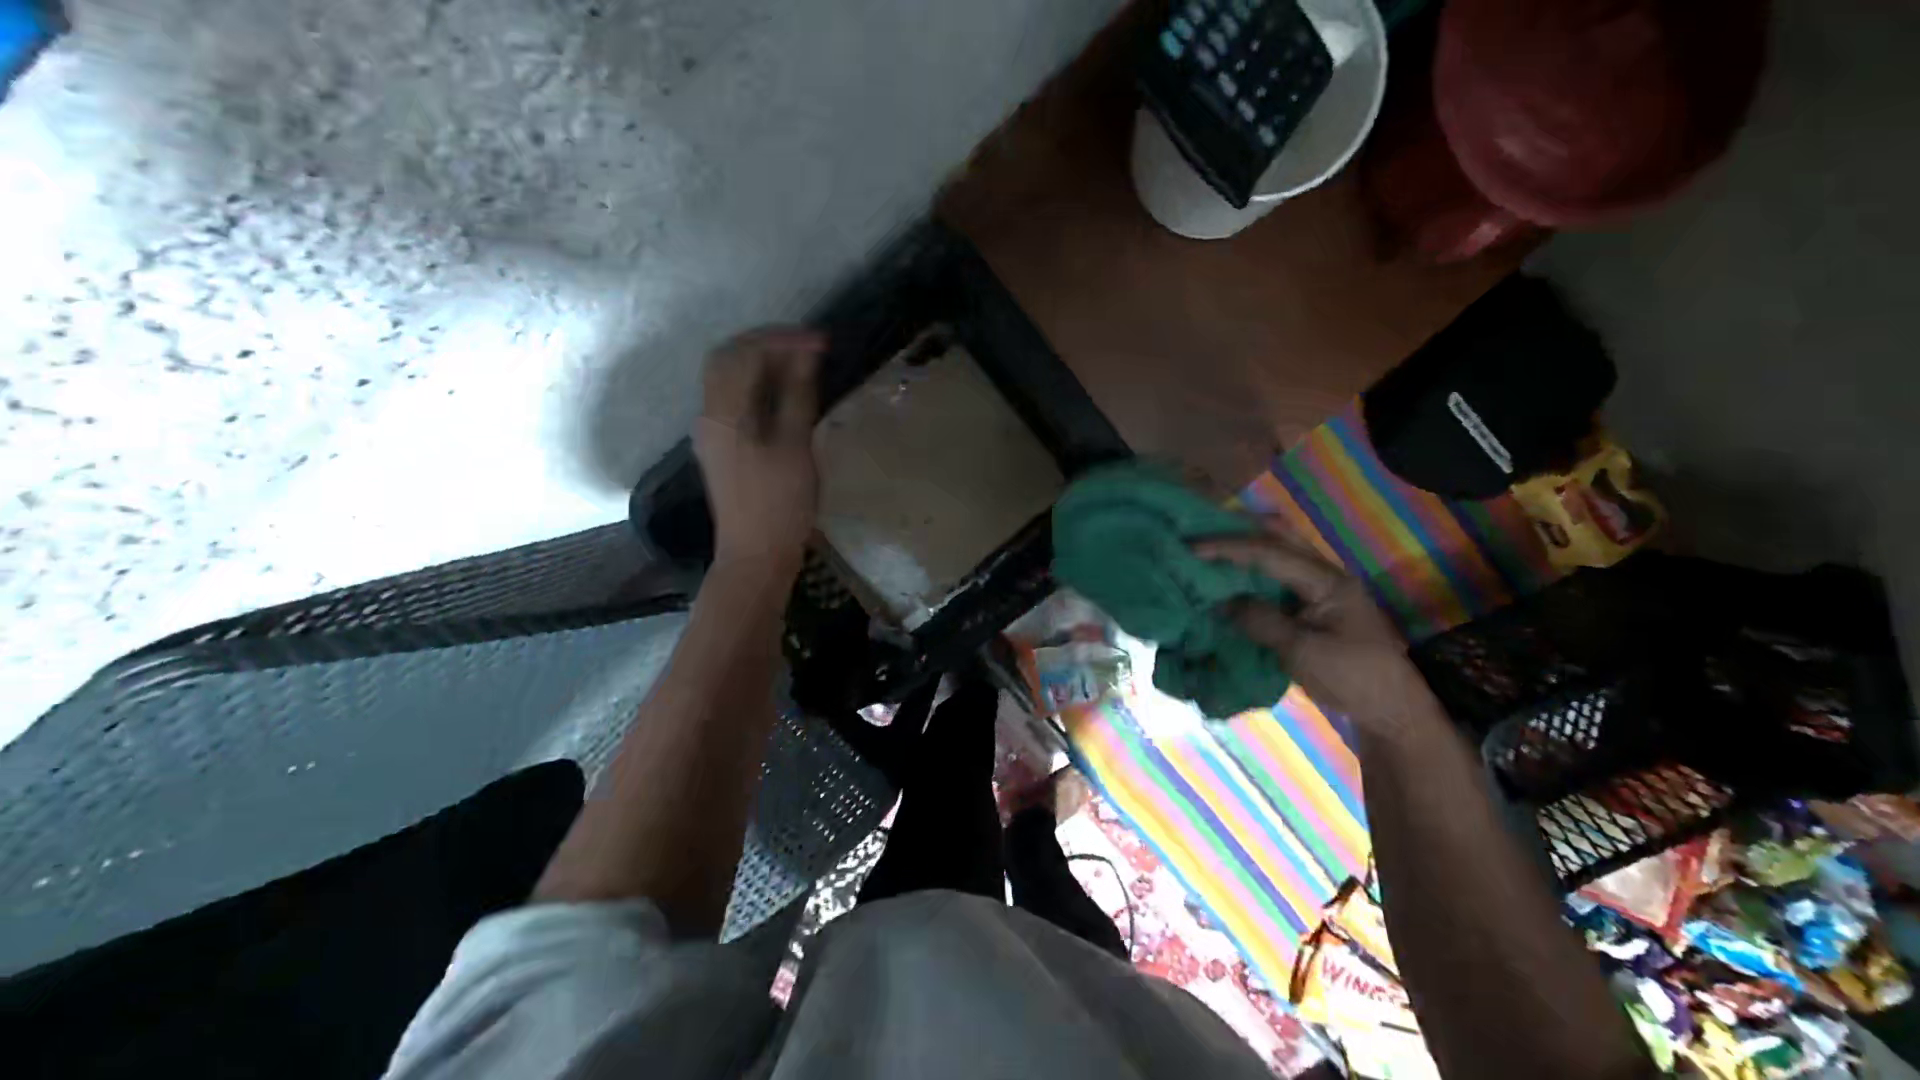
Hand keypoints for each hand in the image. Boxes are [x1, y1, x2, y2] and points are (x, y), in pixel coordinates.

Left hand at [692, 327, 824, 576]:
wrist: (755, 557)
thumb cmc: (779, 506)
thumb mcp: (795, 448)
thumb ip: (798, 397)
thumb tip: (805, 356)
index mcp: (724, 413)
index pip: (744, 353)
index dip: (782, 339)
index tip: (820, 341)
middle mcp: (709, 415)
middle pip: (727, 358)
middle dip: (766, 343)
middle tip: (806, 345)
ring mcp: (711, 432)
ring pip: (728, 378)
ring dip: (761, 362)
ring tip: (800, 363)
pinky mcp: (721, 447)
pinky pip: (733, 399)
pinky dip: (758, 385)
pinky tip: (785, 392)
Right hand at [1193, 521, 1423, 726]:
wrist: (1392, 711)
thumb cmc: (1354, 680)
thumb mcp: (1303, 652)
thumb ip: (1262, 621)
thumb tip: (1221, 602)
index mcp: (1327, 581)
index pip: (1269, 553)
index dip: (1227, 548)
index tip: (1191, 548)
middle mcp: (1325, 575)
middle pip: (1279, 536)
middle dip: (1239, 530)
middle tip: (1200, 534)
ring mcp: (1320, 590)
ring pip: (1278, 553)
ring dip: (1245, 549)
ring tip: (1208, 553)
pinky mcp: (1313, 607)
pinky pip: (1277, 577)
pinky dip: (1251, 573)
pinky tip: (1230, 580)